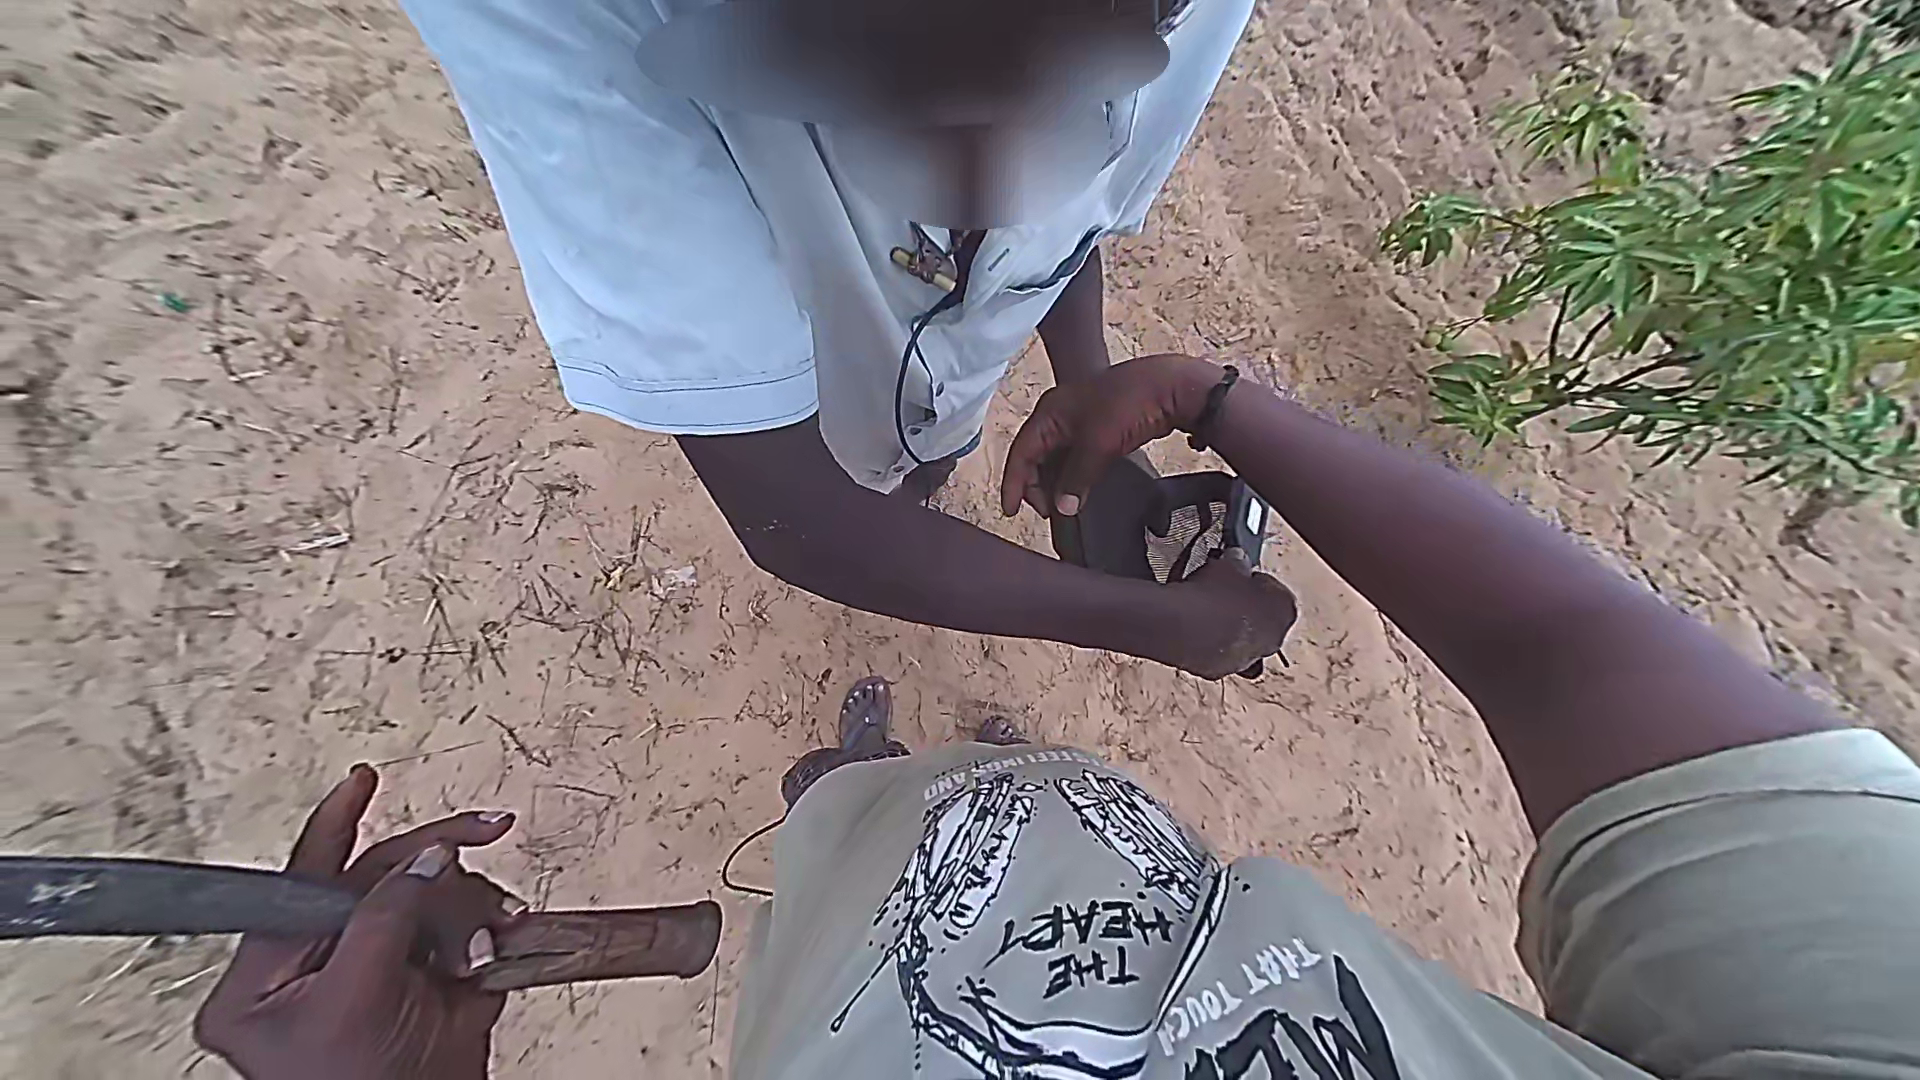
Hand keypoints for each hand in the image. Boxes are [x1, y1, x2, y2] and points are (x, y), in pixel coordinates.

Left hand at [195, 766, 523, 1079]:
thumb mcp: (353, 999)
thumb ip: (385, 918)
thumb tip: (428, 856)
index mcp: (277, 970)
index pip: (302, 879)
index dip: (334, 824)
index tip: (361, 780)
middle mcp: (333, 948)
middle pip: (388, 870)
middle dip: (440, 862)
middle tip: (488, 828)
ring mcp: (389, 946)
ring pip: (440, 884)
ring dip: (469, 908)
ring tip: (478, 946)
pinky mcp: (437, 946)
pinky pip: (472, 902)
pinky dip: (491, 914)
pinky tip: (496, 936)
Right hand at [1000, 354, 1221, 518]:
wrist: (1174, 385)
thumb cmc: (1130, 403)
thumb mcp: (1098, 445)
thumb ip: (1075, 478)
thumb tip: (1062, 508)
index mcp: (1050, 413)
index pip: (1020, 452)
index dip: (1014, 483)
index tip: (1011, 510)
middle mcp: (1059, 414)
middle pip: (1034, 456)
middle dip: (1034, 485)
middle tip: (1046, 512)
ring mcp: (1080, 419)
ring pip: (1055, 457)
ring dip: (1054, 482)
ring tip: (1060, 506)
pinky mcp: (1100, 426)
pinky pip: (1075, 455)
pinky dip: (1072, 475)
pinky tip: (1078, 490)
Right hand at [1157, 547, 1298, 678]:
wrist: (1179, 626)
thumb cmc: (1211, 595)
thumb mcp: (1229, 564)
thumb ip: (1239, 561)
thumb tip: (1237, 559)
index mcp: (1284, 611)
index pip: (1277, 592)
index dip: (1256, 581)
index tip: (1240, 575)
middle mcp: (1272, 640)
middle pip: (1262, 620)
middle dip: (1244, 607)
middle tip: (1222, 592)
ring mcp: (1245, 659)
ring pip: (1240, 640)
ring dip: (1226, 628)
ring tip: (1202, 610)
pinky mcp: (1217, 670)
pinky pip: (1216, 653)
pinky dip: (1207, 643)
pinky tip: (1190, 628)